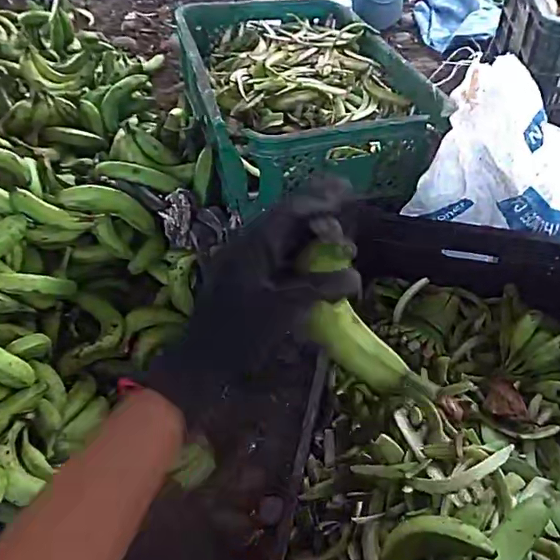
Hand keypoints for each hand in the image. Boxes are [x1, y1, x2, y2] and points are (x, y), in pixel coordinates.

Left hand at [139, 177, 359, 423]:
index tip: (346, 195)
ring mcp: (248, 263)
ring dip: (313, 234)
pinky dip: (304, 256)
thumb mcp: (282, 309)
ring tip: (341, 241)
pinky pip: (281, 258)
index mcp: (253, 245)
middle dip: (318, 211)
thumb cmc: (239, 333)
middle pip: (288, 218)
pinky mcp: (251, 281)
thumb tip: (355, 277)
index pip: (289, 211)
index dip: (320, 200)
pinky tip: (322, 263)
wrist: (203, 363)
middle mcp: (249, 246)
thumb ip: (319, 288)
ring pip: (285, 237)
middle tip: (347, 202)